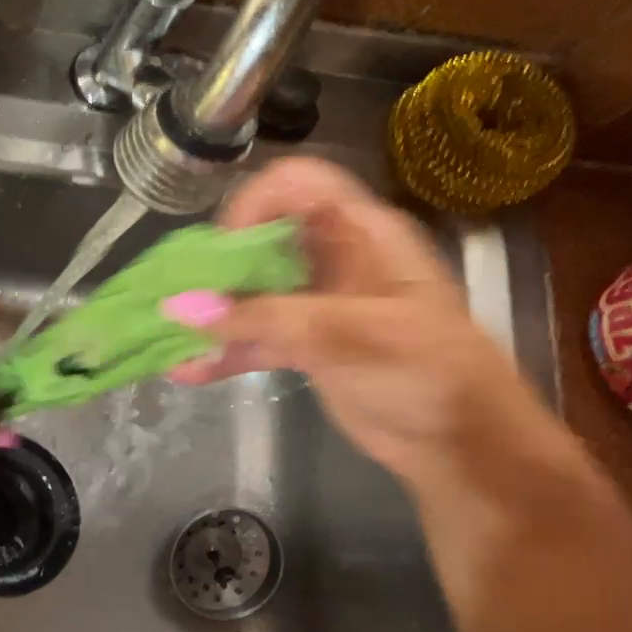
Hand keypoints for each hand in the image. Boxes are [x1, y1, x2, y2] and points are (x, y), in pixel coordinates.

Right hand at [165, 158, 555, 484]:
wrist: (464, 446)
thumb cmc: (430, 374)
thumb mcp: (351, 336)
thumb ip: (264, 319)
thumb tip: (179, 306)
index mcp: (361, 235)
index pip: (295, 185)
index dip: (253, 205)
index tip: (220, 252)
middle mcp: (333, 259)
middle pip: (259, 238)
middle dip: (211, 265)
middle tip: (176, 299)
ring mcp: (316, 305)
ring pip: (248, 292)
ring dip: (208, 313)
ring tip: (167, 337)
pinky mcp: (304, 346)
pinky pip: (251, 338)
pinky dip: (220, 352)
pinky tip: (186, 371)